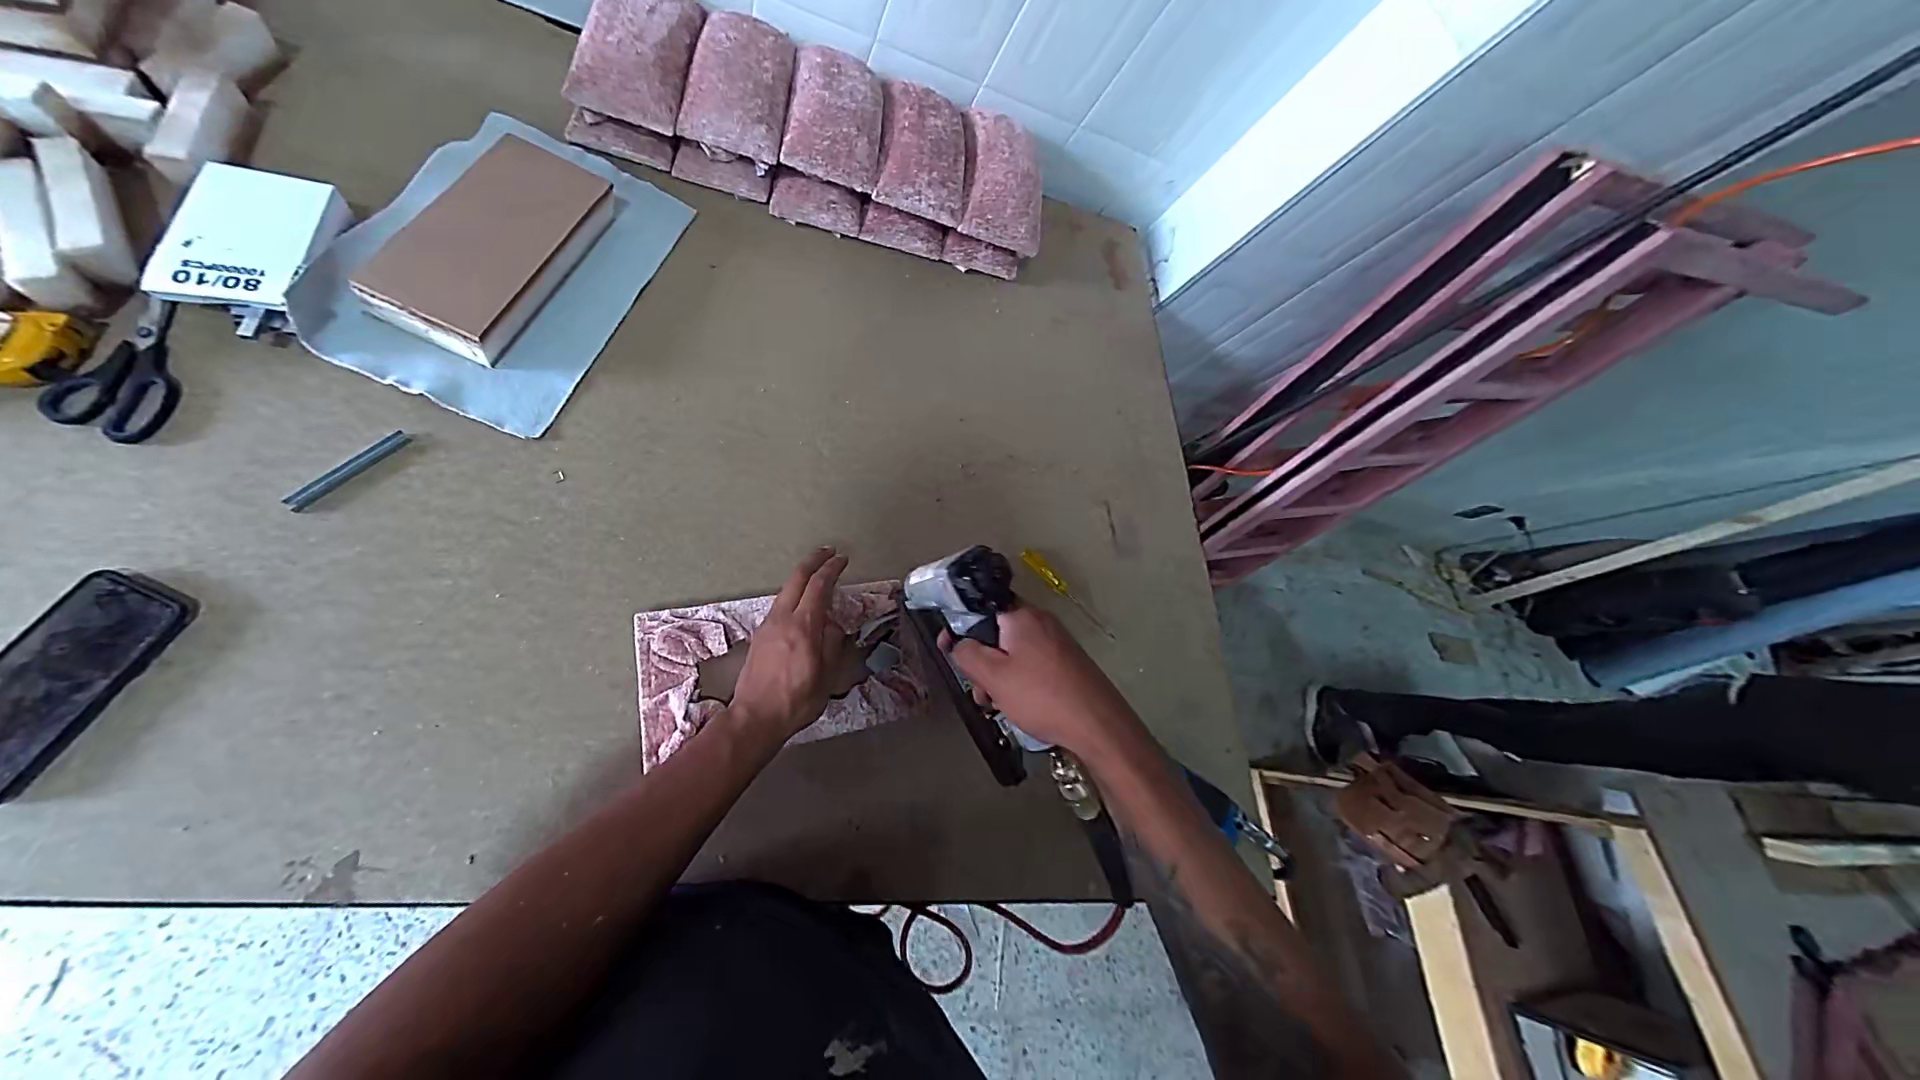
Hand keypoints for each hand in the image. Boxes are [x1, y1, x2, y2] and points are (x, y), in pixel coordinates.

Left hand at [728, 548, 850, 741]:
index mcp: (803, 627)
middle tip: (827, 552)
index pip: (819, 586)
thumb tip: (834, 626)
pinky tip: (801, 608)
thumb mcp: (826, 675)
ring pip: (785, 592)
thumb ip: (832, 644)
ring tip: (816, 578)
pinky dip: (793, 597)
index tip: (842, 560)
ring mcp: (767, 627)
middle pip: (796, 579)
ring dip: (802, 579)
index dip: (832, 569)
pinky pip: (779, 607)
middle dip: (813, 561)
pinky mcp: (760, 638)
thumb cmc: (796, 701)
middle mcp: (782, 620)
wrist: (754, 718)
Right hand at [945, 604, 1142, 757]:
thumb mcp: (993, 676)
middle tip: (980, 688)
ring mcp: (1056, 643)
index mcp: (1021, 616)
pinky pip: (1031, 666)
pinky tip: (1020, 707)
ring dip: (998, 677)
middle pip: (996, 633)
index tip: (948, 648)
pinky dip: (1019, 683)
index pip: (980, 607)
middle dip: (981, 661)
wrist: (1097, 725)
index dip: (959, 627)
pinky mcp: (1065, 663)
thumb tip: (959, 643)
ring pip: (1012, 653)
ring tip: (1000, 704)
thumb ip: (967, 654)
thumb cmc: (1044, 697)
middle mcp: (1041, 622)